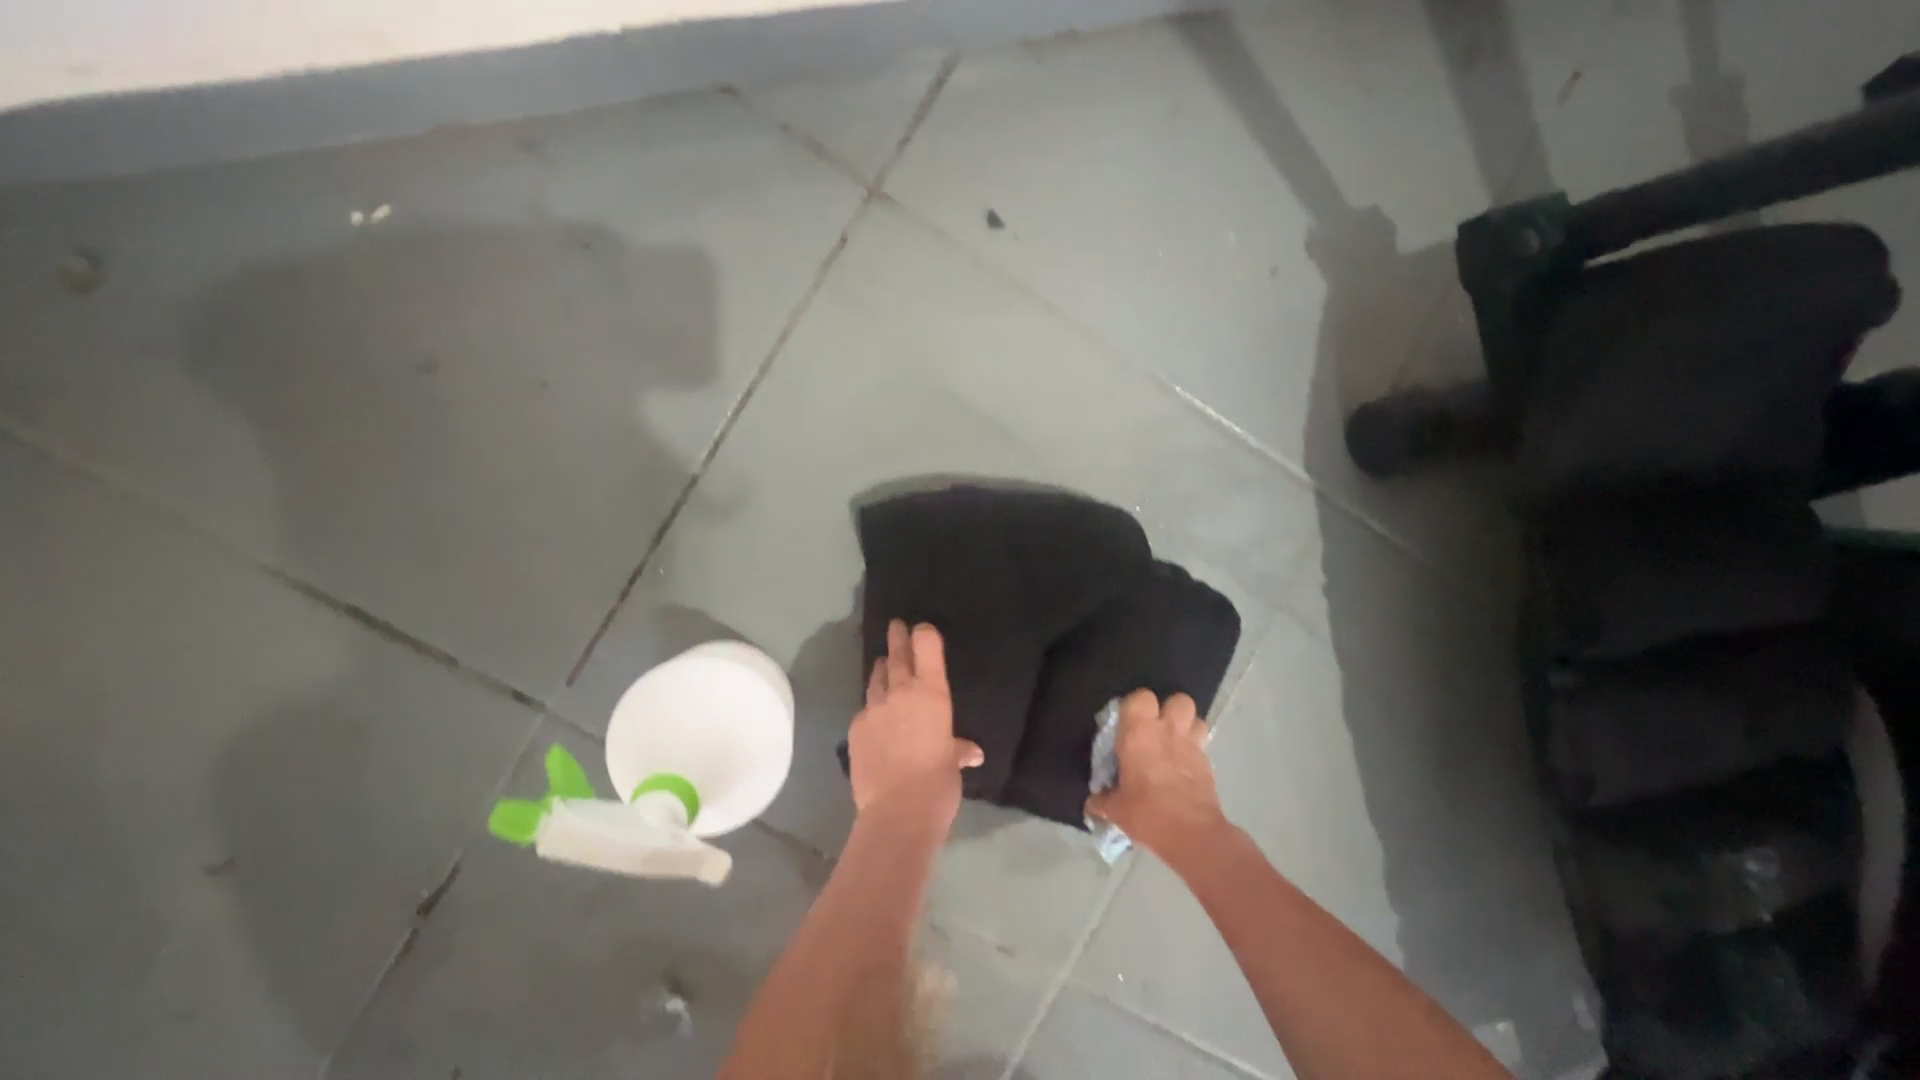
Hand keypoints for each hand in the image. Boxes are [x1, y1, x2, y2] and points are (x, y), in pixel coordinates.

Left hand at [848, 620, 984, 827]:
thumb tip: (969, 752)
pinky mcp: (855, 728)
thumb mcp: (953, 763)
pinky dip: (872, 709)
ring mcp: (873, 708)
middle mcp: (901, 692)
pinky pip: (865, 710)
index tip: (920, 628)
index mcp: (931, 693)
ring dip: (882, 671)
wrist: (898, 810)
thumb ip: (957, 749)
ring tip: (884, 665)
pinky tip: (875, 719)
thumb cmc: (938, 783)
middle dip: (897, 639)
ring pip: (876, 679)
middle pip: (897, 654)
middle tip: (895, 626)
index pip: (926, 646)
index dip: (923, 634)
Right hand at [1086, 689, 1230, 858]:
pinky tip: (1184, 769)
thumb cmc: (1146, 812)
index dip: (1135, 705)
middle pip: (1178, 699)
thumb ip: (1103, 800)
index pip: (1140, 697)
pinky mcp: (1208, 764)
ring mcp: (1192, 746)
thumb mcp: (1116, 809)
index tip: (1127, 723)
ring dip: (1187, 726)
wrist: (1191, 833)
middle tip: (1155, 730)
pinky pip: (1202, 747)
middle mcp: (1168, 732)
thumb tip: (1092, 803)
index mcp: (1139, 733)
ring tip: (1174, 744)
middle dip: (1169, 710)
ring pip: (1196, 718)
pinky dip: (1194, 752)